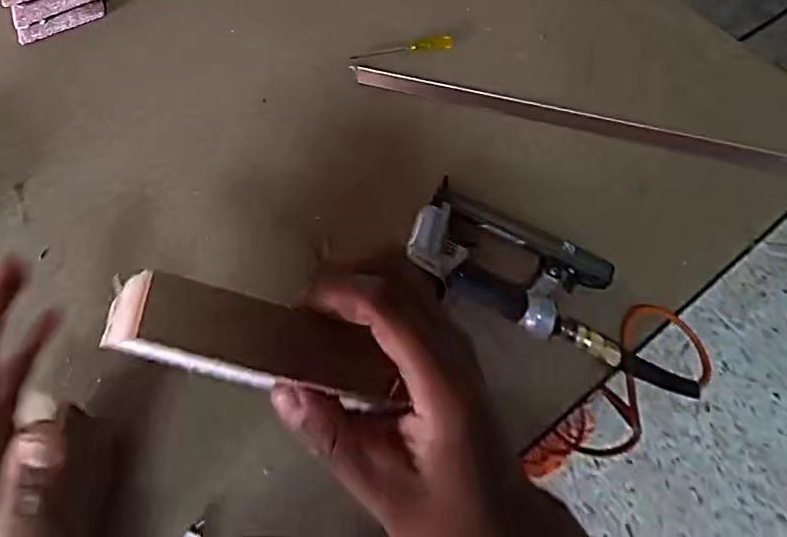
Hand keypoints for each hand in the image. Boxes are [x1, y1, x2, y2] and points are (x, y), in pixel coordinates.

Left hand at [0, 257, 63, 536]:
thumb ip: (28, 478)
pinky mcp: (8, 452)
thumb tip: (43, 421)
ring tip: (31, 289)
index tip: (3, 272)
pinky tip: (48, 335)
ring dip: (12, 326)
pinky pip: (17, 390)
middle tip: (12, 264)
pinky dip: (32, 354)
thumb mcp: (14, 530)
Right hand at [269, 259, 586, 536]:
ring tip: (323, 307)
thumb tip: (284, 390)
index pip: (391, 308)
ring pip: (410, 281)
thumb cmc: (448, 512)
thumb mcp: (383, 489)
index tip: (302, 301)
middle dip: (351, 274)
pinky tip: (352, 323)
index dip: (344, 292)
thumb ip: (332, 438)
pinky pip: (414, 299)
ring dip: (365, 279)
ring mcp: (458, 342)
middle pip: (402, 278)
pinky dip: (379, 296)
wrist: (502, 523)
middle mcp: (455, 348)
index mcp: (442, 382)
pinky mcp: (452, 347)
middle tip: (307, 300)